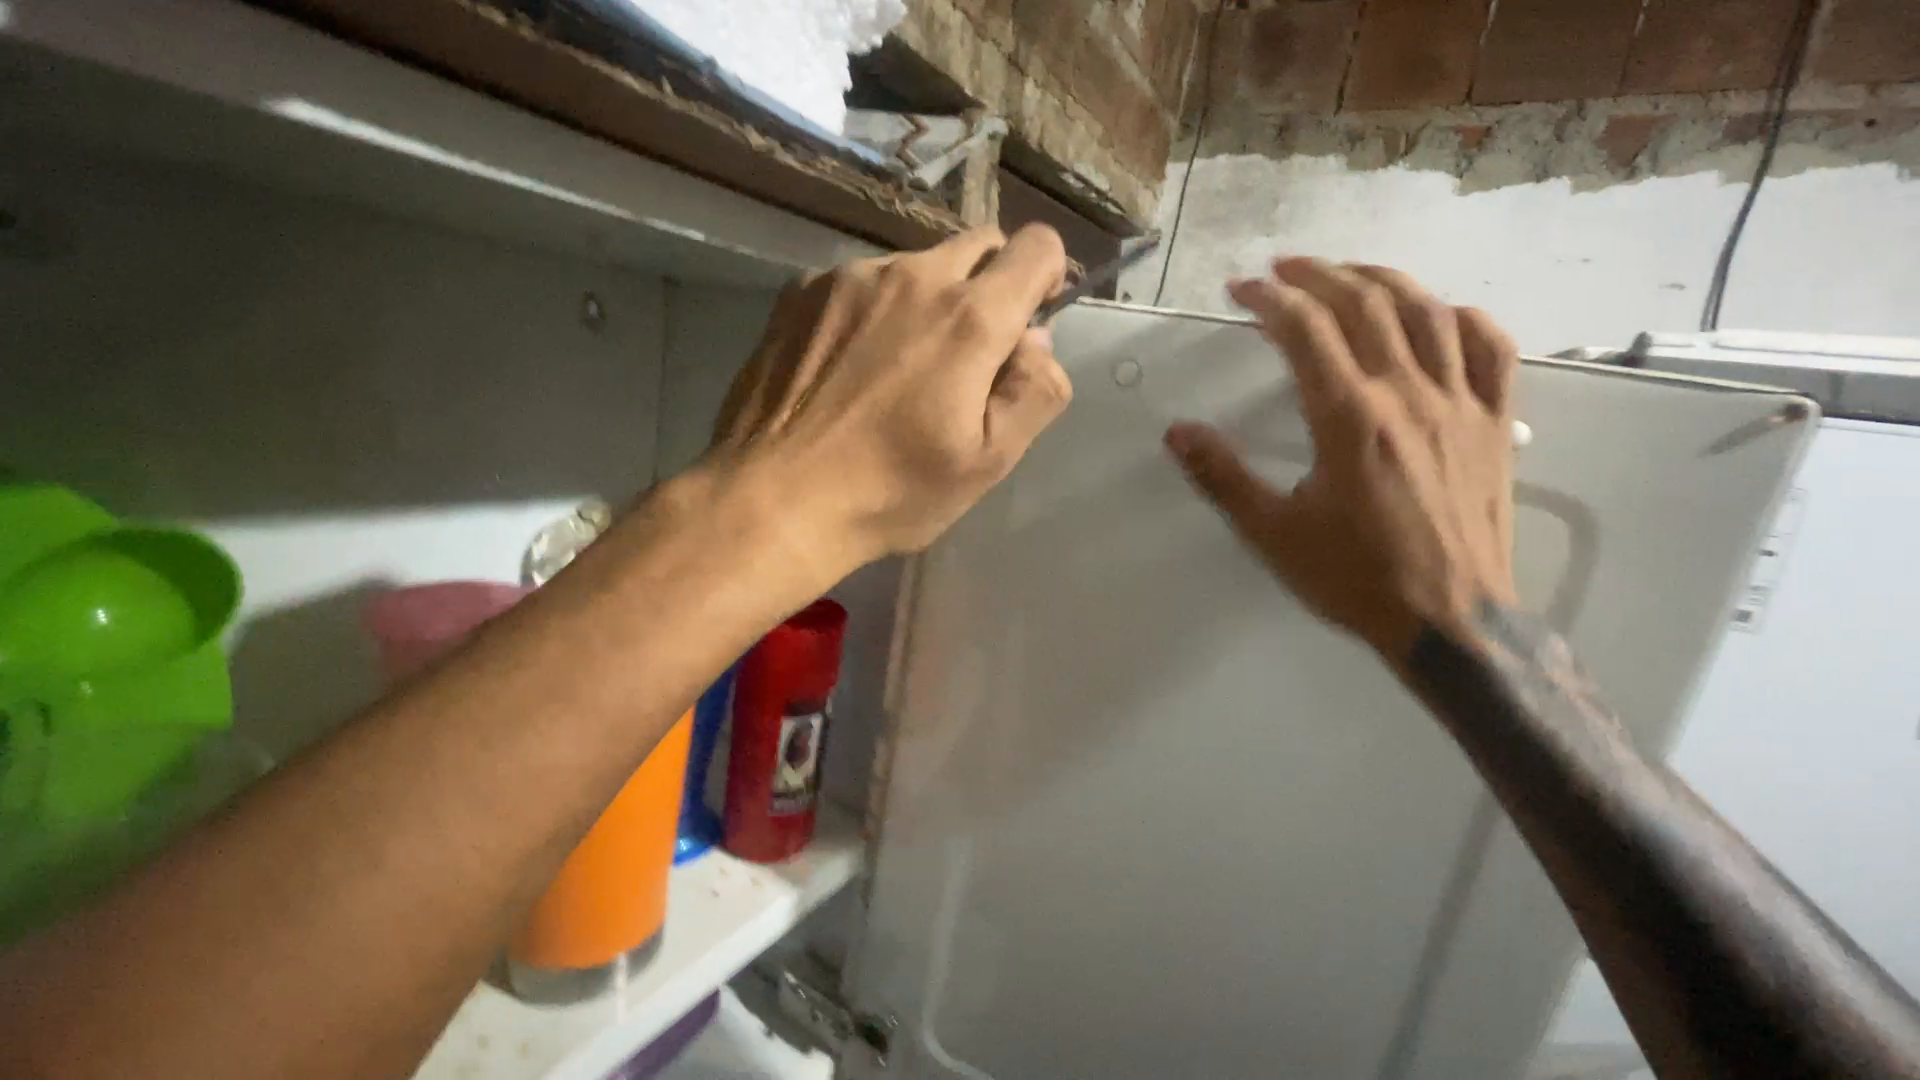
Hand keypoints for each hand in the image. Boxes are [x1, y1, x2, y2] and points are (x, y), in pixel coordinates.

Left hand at [704, 225, 1070, 584]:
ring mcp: (848, 277)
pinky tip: (848, 368)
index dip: (1046, 277)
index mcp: (968, 317)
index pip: (1037, 247)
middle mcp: (911, 276)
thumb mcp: (988, 461)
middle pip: (978, 245)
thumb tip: (1036, 340)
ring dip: (926, 301)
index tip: (1027, 324)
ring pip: (915, 266)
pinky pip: (861, 282)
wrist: (773, 499)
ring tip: (896, 370)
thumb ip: (1035, 390)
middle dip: (989, 287)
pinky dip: (872, 311)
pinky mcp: (801, 291)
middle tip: (966, 357)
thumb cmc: (891, 491)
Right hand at [1164, 258, 1519, 665]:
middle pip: (1365, 303)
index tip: (1241, 290)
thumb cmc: (1354, 578)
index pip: (1306, 330)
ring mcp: (1460, 403)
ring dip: (1382, 280)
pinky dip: (1461, 317)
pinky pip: (1490, 347)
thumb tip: (1177, 433)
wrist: (1450, 621)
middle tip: (1284, 269)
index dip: (1269, 298)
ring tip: (1348, 275)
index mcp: (1348, 418)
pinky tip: (1437, 314)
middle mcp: (1407, 394)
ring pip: (1427, 311)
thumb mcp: (1273, 533)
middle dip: (1318, 274)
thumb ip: (1223, 477)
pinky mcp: (1494, 422)